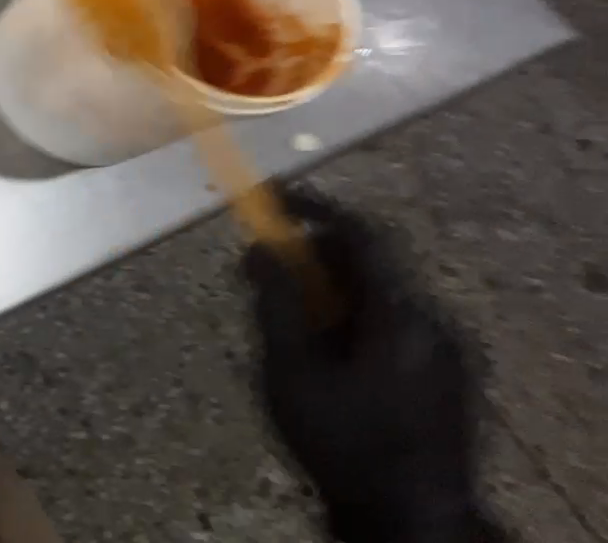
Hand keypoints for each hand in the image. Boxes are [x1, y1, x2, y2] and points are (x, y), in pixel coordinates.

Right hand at [243, 190, 499, 542]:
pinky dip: (345, 314)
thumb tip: (259, 245)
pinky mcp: (445, 372)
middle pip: (366, 262)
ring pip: (374, 292)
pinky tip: (317, 348)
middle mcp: (433, 322)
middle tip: (256, 270)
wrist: (409, 516)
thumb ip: (273, 298)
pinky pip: (387, 320)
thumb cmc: (340, 436)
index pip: (360, 233)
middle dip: (307, 256)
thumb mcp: (288, 364)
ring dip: (324, 288)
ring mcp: (446, 349)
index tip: (265, 193)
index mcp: (399, 313)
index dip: (311, 204)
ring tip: (281, 318)